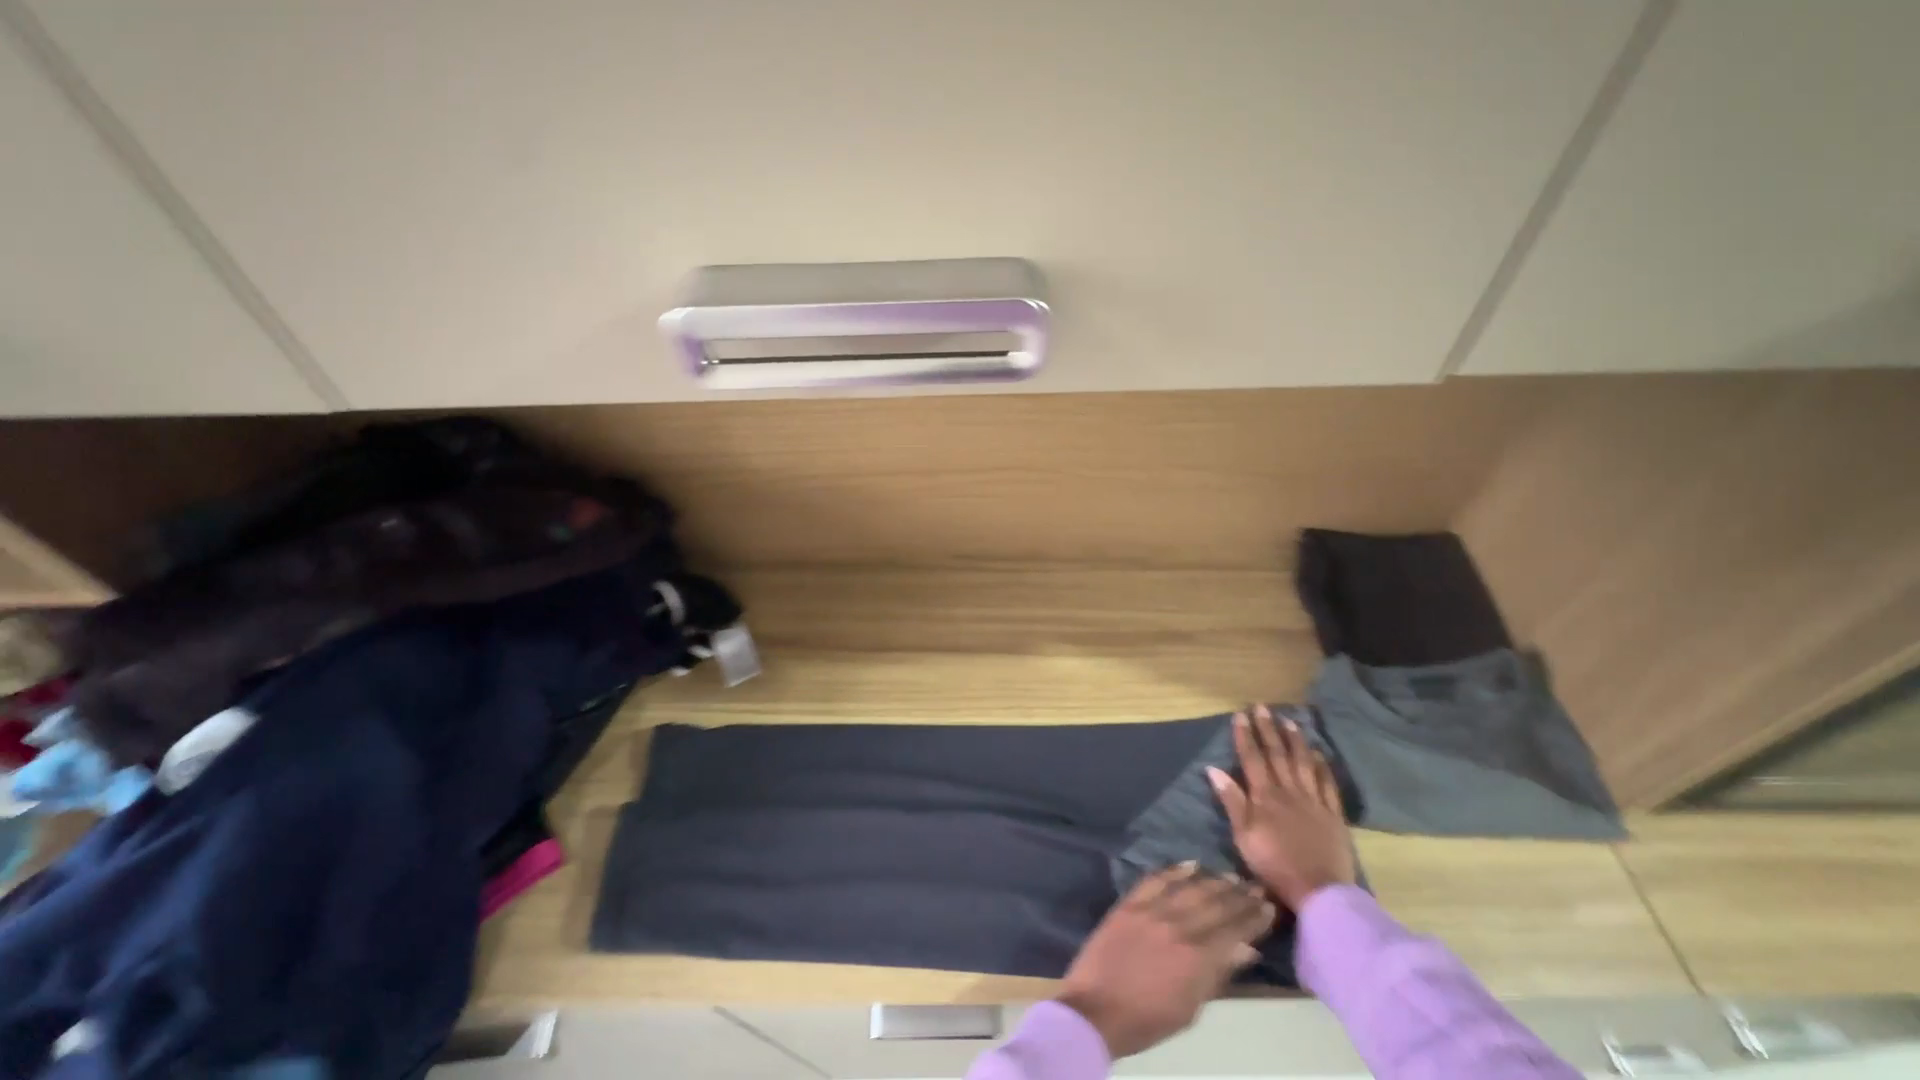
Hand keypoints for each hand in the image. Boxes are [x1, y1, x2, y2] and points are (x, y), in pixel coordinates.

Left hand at [1058, 863, 1275, 1057]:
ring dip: (1214, 881)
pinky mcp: (1128, 906)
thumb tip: (1247, 949)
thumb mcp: (1191, 1008)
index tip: (1269, 906)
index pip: (1235, 930)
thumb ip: (1219, 975)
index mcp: (1198, 958)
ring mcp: (1151, 913)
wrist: (1095, 1012)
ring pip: (1190, 889)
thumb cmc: (1147, 1021)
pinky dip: (1174, 871)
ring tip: (1231, 876)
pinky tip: (1191, 865)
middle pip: (1217, 905)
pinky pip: (1155, 881)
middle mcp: (1178, 928)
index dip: (1254, 917)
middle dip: (1240, 896)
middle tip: (1256, 886)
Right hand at [1207, 705, 1357, 911]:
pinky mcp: (1332, 814)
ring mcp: (1314, 801)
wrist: (1319, 889)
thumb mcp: (1243, 836)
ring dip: (1295, 741)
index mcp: (1264, 797)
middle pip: (1277, 755)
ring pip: (1303, 763)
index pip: (1252, 759)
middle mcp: (1289, 791)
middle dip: (1268, 730)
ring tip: (1289, 721)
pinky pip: (1327, 783)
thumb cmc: (1273, 864)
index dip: (1245, 736)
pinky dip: (1322, 766)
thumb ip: (1232, 801)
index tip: (1241, 715)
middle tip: (1263, 708)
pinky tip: (1319, 754)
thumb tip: (1214, 770)